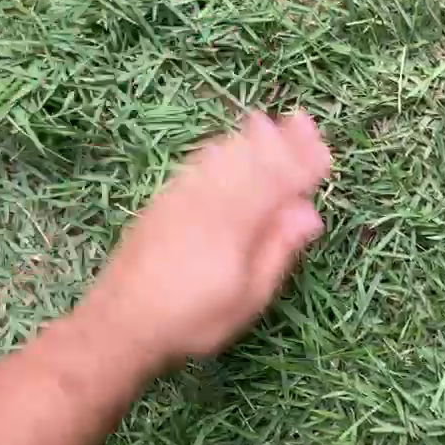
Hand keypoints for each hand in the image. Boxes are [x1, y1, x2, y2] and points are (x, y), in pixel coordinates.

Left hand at [71, 110, 330, 368]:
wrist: (118, 324)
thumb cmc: (194, 319)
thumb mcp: (249, 295)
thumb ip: (278, 249)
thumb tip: (309, 213)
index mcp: (234, 222)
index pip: (278, 180)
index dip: (303, 163)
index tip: (326, 150)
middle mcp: (207, 199)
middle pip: (251, 159)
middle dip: (280, 139)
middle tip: (303, 119)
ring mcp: (180, 197)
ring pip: (221, 155)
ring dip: (248, 137)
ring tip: (268, 121)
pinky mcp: (162, 201)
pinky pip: (197, 163)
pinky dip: (217, 148)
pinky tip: (225, 144)